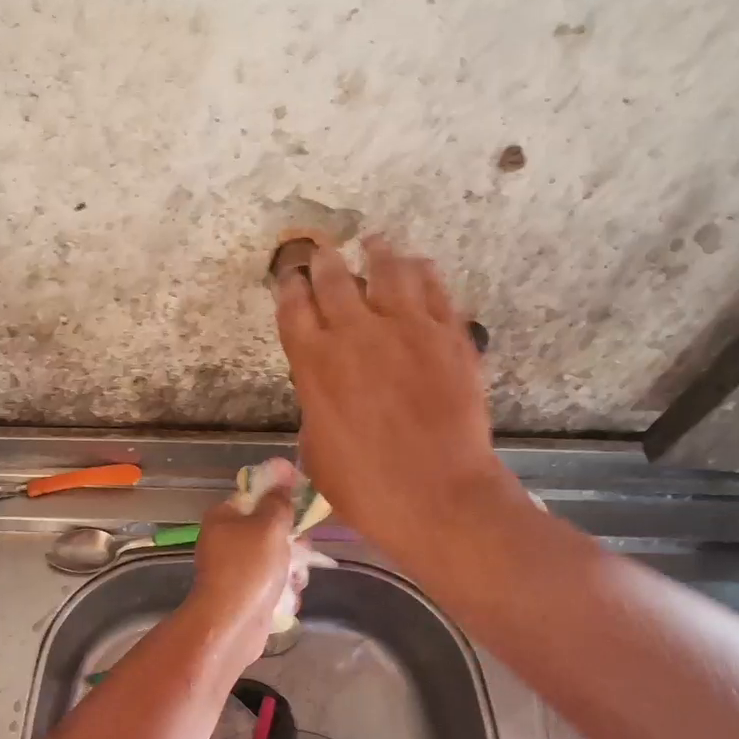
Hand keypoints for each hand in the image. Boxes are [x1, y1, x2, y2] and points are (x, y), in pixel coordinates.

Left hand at [182, 478, 295, 662]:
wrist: (231, 624)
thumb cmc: (248, 568)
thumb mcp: (268, 526)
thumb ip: (279, 501)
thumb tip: (282, 472)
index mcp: (223, 517)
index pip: (256, 495)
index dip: (281, 495)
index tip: (303, 503)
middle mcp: (225, 540)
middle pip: (269, 528)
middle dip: (292, 539)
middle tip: (302, 550)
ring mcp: (234, 568)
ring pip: (275, 557)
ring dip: (291, 566)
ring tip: (295, 578)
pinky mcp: (245, 593)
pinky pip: (272, 582)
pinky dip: (284, 588)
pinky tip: (289, 595)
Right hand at [274, 236, 520, 560]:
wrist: (437, 495)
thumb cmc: (365, 487)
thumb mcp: (317, 449)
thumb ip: (317, 404)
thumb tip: (327, 389)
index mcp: (315, 364)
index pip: (294, 308)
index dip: (289, 288)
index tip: (289, 278)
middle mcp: (356, 334)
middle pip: (334, 280)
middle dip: (324, 262)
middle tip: (322, 251)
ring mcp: (408, 330)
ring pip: (388, 271)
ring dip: (376, 254)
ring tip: (373, 243)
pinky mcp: (449, 335)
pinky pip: (434, 289)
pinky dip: (421, 273)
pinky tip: (417, 267)